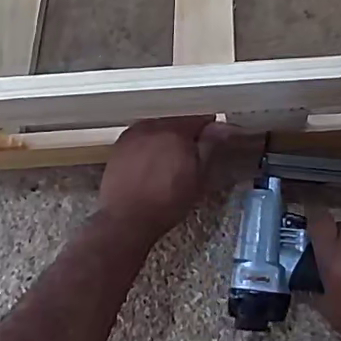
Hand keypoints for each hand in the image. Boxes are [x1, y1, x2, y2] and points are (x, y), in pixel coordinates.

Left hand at [98, 116, 246, 241]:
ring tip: (168, 162)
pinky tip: (150, 164)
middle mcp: (153, 126)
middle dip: (185, 135)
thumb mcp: (199, 177)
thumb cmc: (167, 201)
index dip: (208, 132)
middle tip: (190, 156)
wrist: (126, 220)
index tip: (211, 144)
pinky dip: (149, 146)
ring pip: (158, 129)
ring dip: (166, 139)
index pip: (199, 120)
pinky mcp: (119, 146)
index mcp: (176, 130)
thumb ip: (210, 146)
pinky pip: (141, 138)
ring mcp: (133, 135)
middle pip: (177, 122)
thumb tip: (222, 127)